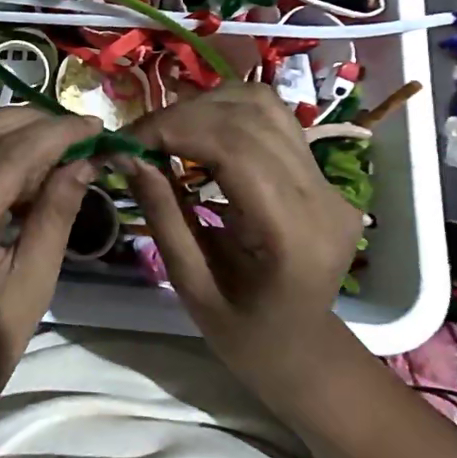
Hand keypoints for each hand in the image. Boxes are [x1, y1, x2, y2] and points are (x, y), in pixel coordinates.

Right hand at [121, 84, 363, 396]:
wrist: (304, 351)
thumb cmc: (245, 335)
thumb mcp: (192, 286)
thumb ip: (163, 215)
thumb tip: (128, 156)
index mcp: (294, 235)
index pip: (235, 149)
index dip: (175, 130)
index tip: (127, 142)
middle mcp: (322, 197)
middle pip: (249, 118)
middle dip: (182, 116)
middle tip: (137, 138)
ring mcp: (330, 182)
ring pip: (263, 106)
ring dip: (205, 107)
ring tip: (165, 132)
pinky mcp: (324, 174)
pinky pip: (273, 119)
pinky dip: (227, 112)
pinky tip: (198, 132)